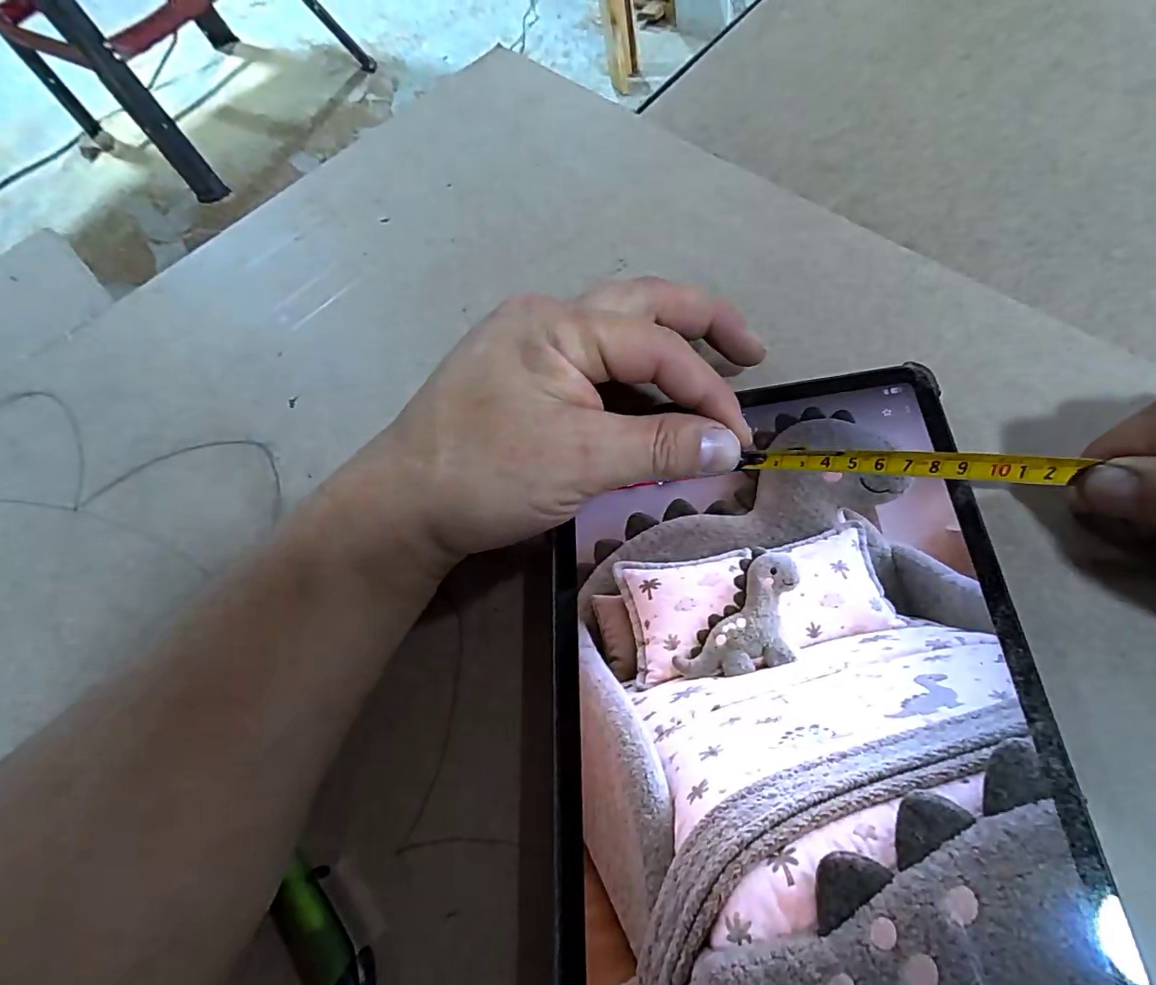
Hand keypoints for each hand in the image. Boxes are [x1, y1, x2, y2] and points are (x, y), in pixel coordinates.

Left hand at [306, 278, 766, 580]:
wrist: (403, 508)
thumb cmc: (487, 475)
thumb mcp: (582, 461)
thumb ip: (661, 447)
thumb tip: (732, 446)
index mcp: (560, 324)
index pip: (657, 347)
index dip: (709, 391)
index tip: (740, 440)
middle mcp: (549, 321)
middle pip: (644, 306)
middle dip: (704, 323)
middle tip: (752, 350)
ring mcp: (535, 349)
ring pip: (621, 333)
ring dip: (671, 348)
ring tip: (716, 368)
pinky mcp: (529, 382)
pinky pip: (598, 368)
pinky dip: (638, 382)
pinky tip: (657, 402)